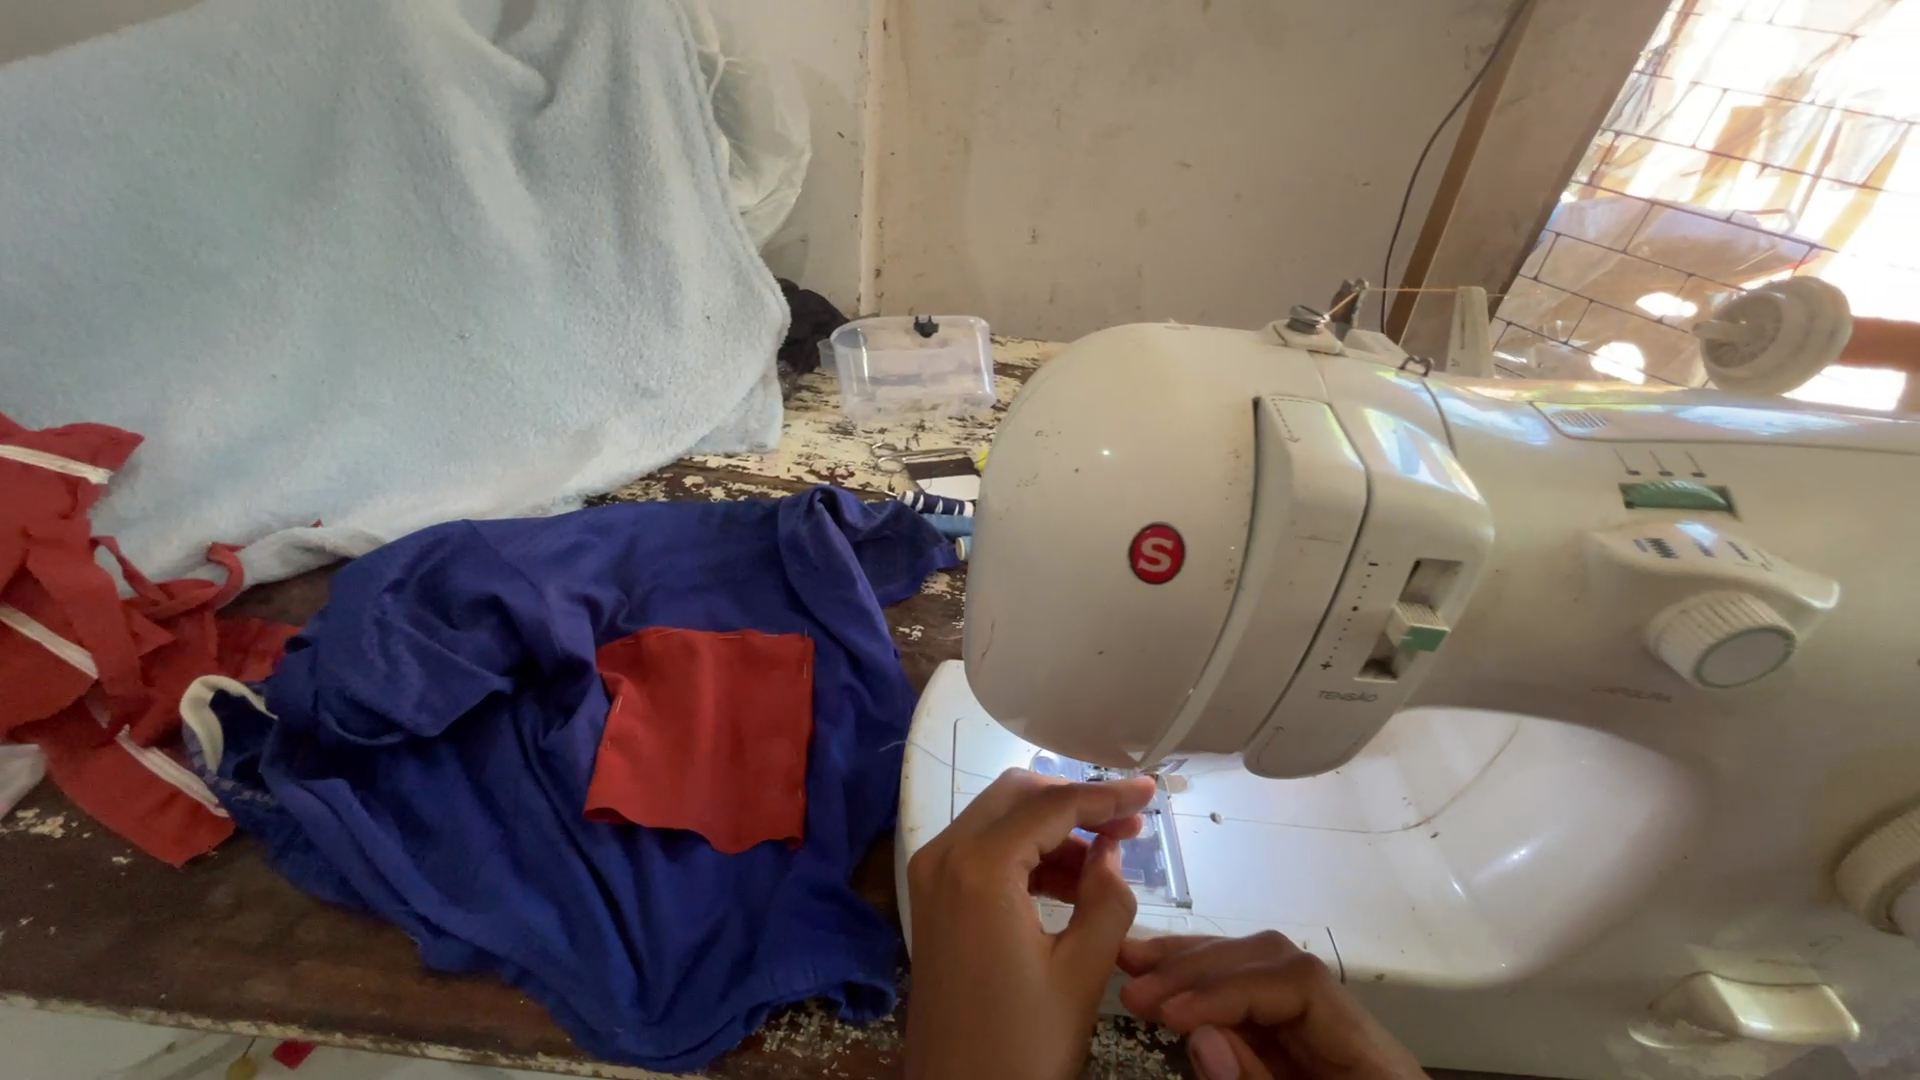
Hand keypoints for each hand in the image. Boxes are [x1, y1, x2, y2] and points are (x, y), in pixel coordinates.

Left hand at [905, 767, 1157, 1079]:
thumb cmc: (1022, 1048)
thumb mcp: (1081, 973)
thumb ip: (1106, 898)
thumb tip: (1109, 848)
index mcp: (979, 867)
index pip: (1051, 806)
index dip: (1106, 795)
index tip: (1148, 790)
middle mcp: (944, 854)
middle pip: (1018, 795)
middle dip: (1076, 801)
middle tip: (1127, 823)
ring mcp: (932, 874)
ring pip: (999, 817)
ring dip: (1052, 827)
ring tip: (1106, 854)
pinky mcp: (932, 896)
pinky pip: (984, 849)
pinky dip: (1026, 851)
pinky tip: (1068, 879)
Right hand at [1119, 933, 1427, 1079]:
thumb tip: (1199, 1033)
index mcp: (1374, 1059)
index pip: (1299, 985)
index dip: (1230, 990)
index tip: (1172, 1014)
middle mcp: (1351, 1029)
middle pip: (1274, 963)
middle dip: (1199, 970)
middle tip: (1134, 986)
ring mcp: (1324, 1033)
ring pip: (1256, 969)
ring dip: (1189, 964)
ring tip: (1131, 961)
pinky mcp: (1297, 1046)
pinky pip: (1248, 1001)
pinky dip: (1200, 987)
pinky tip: (1161, 979)